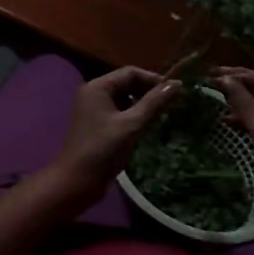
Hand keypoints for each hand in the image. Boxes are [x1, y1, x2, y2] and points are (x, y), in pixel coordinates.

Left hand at [47, 66, 178, 203]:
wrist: (77, 181)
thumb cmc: (103, 149)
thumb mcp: (132, 124)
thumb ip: (154, 103)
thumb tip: (177, 84)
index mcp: (98, 87)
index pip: (131, 73)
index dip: (154, 80)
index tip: (175, 92)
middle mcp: (94, 94)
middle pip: (128, 84)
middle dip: (150, 93)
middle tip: (172, 105)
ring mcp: (95, 110)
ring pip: (125, 100)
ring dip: (144, 106)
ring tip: (163, 117)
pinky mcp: (98, 126)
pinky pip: (120, 114)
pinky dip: (135, 118)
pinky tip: (149, 129)